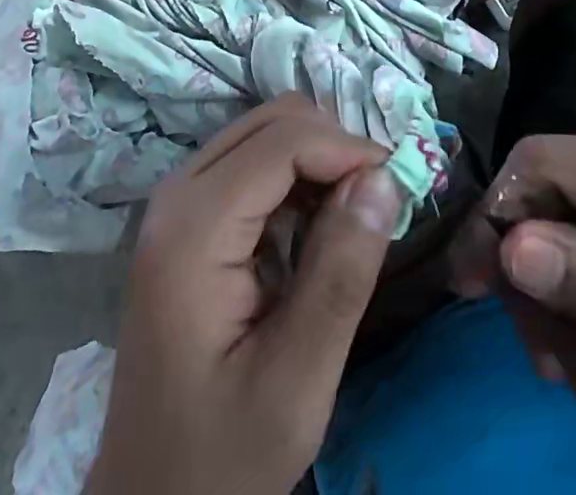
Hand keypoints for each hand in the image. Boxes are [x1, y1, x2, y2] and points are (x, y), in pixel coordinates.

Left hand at [86, 96, 406, 494]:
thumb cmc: (223, 451)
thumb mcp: (297, 379)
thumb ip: (342, 273)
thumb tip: (384, 178)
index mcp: (192, 231)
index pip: (282, 142)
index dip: (349, 150)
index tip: (399, 187)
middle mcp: (176, 197)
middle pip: (271, 123)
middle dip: (335, 146)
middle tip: (380, 201)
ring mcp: (177, 206)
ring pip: (264, 136)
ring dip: (320, 160)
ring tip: (356, 219)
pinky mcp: (188, 221)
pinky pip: (253, 166)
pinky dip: (299, 179)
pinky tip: (319, 230)